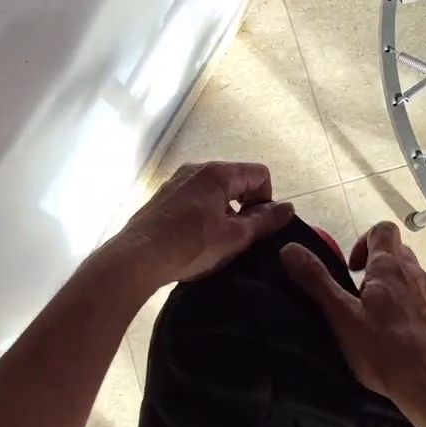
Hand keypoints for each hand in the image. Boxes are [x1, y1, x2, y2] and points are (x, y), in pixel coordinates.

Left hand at [106, 162, 294, 285]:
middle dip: (245, 205)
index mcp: (218, 173)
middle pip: (237, 179)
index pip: (260, 173)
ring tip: (216, 240)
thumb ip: (265, 221)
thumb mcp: (235, 237)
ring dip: (224, 211)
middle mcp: (197, 168)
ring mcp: (177, 180)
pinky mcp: (163, 195)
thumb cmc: (190, 246)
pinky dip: (204, 213)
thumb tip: (288, 208)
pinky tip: (195, 238)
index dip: (266, 200)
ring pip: (215, 189)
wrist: (137, 258)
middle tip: (239, 236)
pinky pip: (195, 197)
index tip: (256, 226)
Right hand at [280, 221, 425, 408]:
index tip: (352, 269)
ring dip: (394, 286)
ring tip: (377, 317)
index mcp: (389, 267)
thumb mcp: (341, 316)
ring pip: (412, 275)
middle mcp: (415, 272)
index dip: (363, 241)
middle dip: (376, 266)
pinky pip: (425, 297)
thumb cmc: (383, 350)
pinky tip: (400, 332)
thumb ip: (316, 280)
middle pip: (396, 251)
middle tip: (359, 295)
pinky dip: (411, 305)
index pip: (382, 229)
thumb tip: (290, 249)